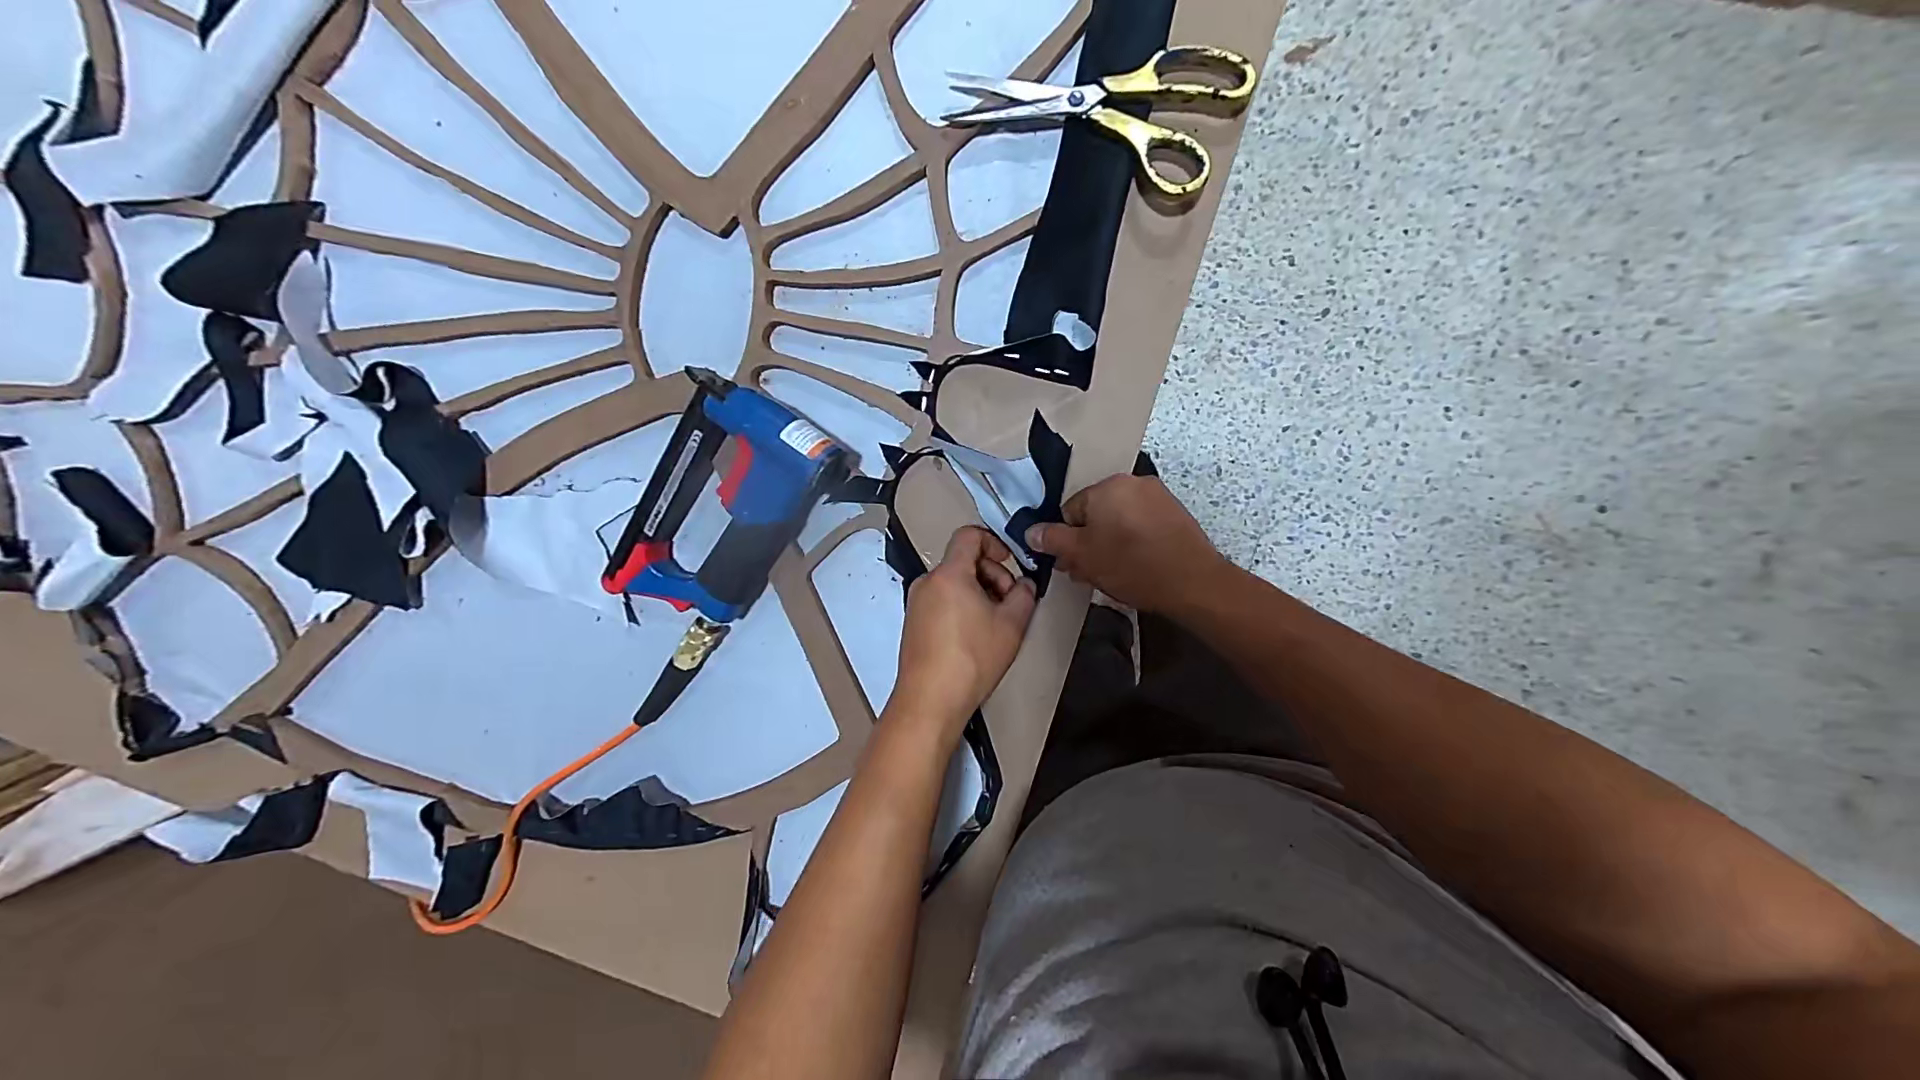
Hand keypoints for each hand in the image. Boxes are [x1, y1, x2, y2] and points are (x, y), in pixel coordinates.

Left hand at [889, 526, 1037, 739]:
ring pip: (953, 583)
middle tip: (1009, 600)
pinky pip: (941, 601)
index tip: (1007, 561)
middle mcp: (927, 583)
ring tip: (994, 622)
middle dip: (991, 575)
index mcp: (949, 574)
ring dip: (977, 593)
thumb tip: (1025, 586)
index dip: (994, 543)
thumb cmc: (966, 663)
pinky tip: (975, 636)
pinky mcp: (914, 623)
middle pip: (963, 560)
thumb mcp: (1012, 624)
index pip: (969, 535)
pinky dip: (961, 608)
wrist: (932, 699)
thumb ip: (1024, 595)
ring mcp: (917, 603)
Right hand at [1025, 474, 1234, 614]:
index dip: (1066, 540)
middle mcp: (1133, 483)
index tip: (1071, 564)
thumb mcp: (1083, 556)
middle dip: (1088, 543)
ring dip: (1110, 545)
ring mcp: (1158, 497)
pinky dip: (1133, 544)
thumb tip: (1032, 531)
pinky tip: (1135, 568)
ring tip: (1112, 575)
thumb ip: (1053, 540)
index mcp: (1107, 487)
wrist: (1193, 583)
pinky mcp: (1175, 515)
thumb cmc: (1132, 566)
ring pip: (1119, 521)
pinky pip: (1141, 526)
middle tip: (1088, 573)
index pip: (1069, 510)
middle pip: (1095, 514)